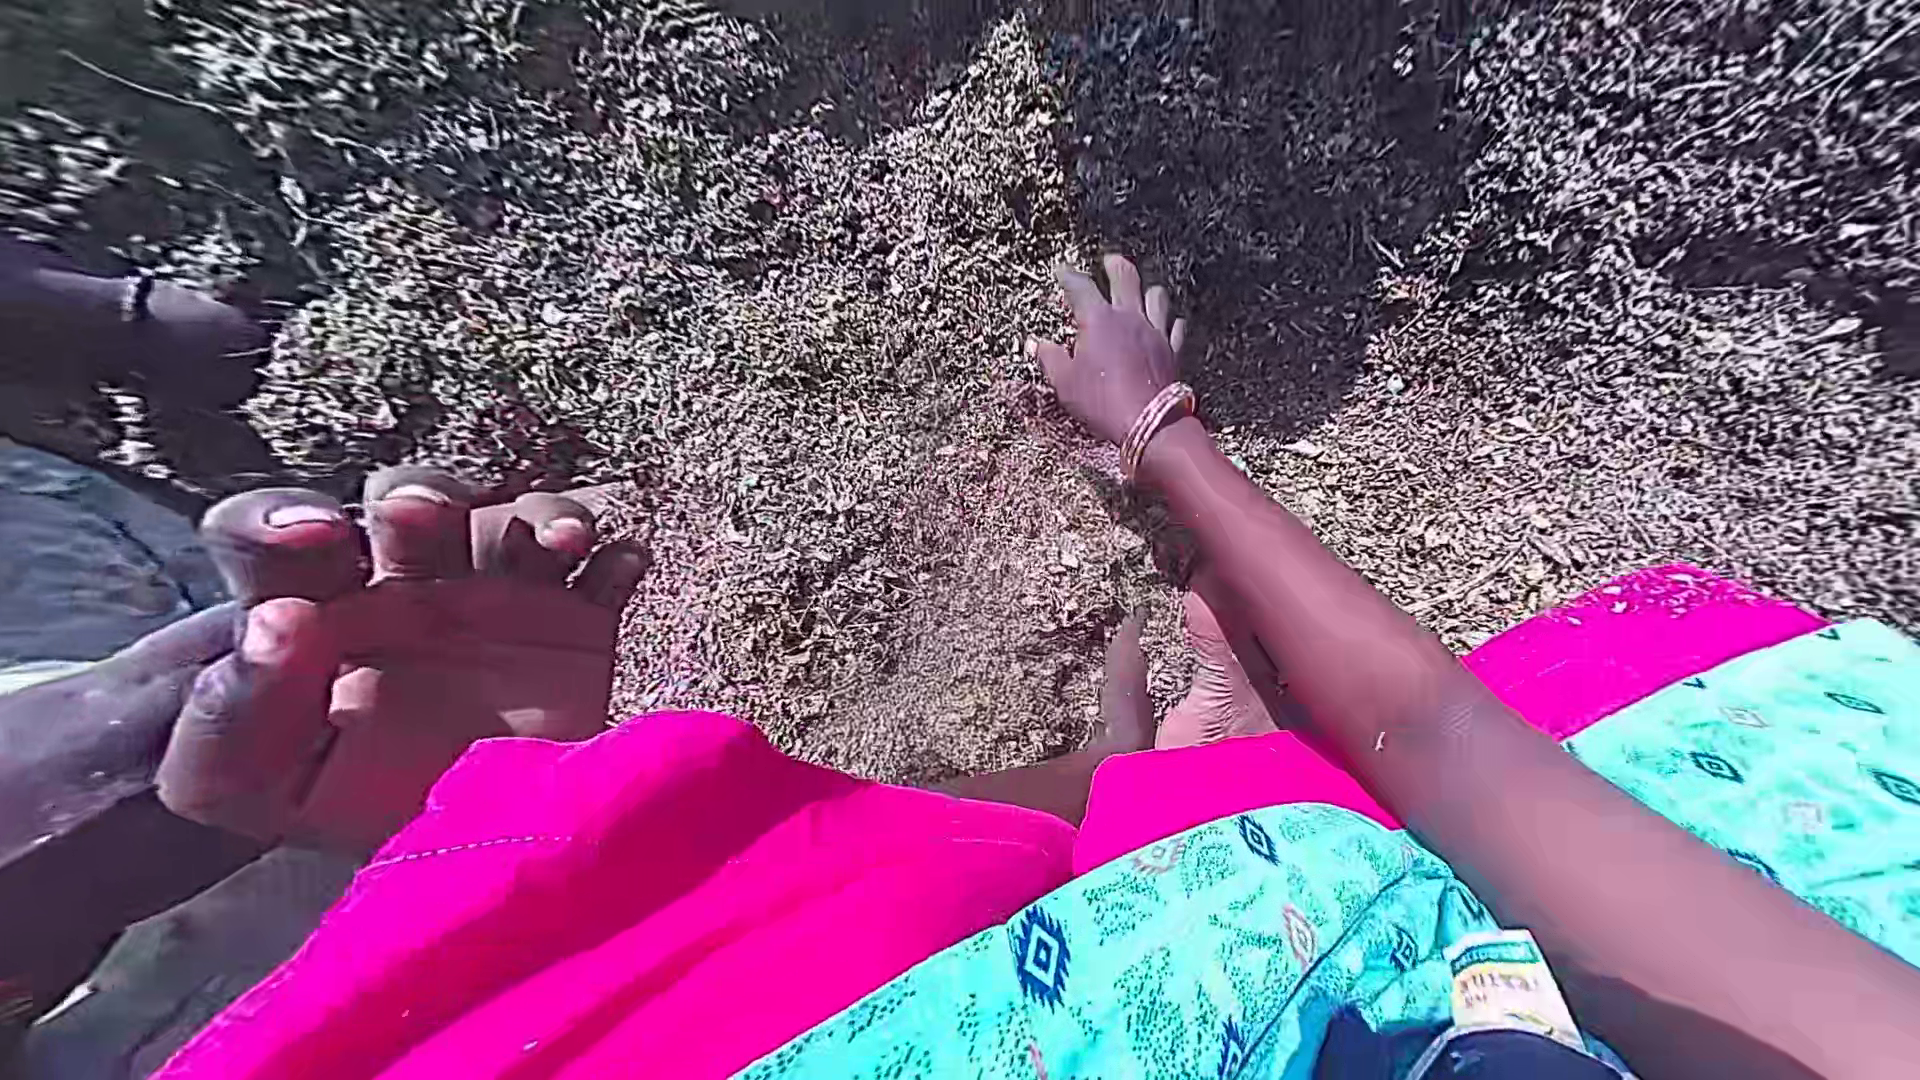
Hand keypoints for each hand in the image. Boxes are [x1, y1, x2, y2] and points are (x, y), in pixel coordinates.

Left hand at [157, 467, 647, 852]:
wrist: (492, 829)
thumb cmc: (369, 801)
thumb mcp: (262, 785)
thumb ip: (234, 718)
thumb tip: (280, 623)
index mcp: (333, 608)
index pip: (278, 536)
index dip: (282, 517)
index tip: (314, 536)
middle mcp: (426, 584)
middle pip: (419, 498)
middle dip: (424, 494)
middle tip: (425, 511)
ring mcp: (517, 594)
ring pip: (531, 515)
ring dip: (548, 513)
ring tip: (564, 542)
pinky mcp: (588, 617)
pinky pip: (612, 569)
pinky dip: (623, 558)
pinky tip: (622, 569)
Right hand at [1029, 253, 1186, 445]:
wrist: (1147, 422)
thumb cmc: (1100, 402)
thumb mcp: (1064, 383)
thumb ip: (1050, 358)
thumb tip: (1036, 344)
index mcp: (1098, 320)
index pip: (1080, 287)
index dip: (1068, 276)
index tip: (1061, 270)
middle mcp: (1129, 317)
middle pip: (1125, 276)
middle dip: (1114, 265)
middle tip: (1108, 261)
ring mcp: (1155, 331)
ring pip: (1156, 295)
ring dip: (1146, 289)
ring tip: (1140, 291)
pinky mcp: (1171, 349)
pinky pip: (1175, 326)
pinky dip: (1169, 321)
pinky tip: (1166, 323)